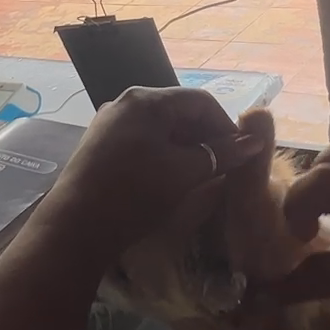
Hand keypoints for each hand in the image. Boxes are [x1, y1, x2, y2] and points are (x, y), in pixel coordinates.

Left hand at [33, 87, 262, 268]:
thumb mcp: (185, 174)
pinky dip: (164, 154)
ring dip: (187, 147)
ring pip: (161, 128)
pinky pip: (143, 140)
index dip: (226, 125)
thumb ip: (222, 154)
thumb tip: (255, 142)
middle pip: (179, 111)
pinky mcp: (101, 145)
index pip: (200, 101)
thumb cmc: (134, 194)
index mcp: (146, 100)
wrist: (74, 229)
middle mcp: (126, 102)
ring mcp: (110, 123)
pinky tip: (173, 178)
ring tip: (203, 175)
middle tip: (225, 166)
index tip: (243, 153)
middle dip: (206, 136)